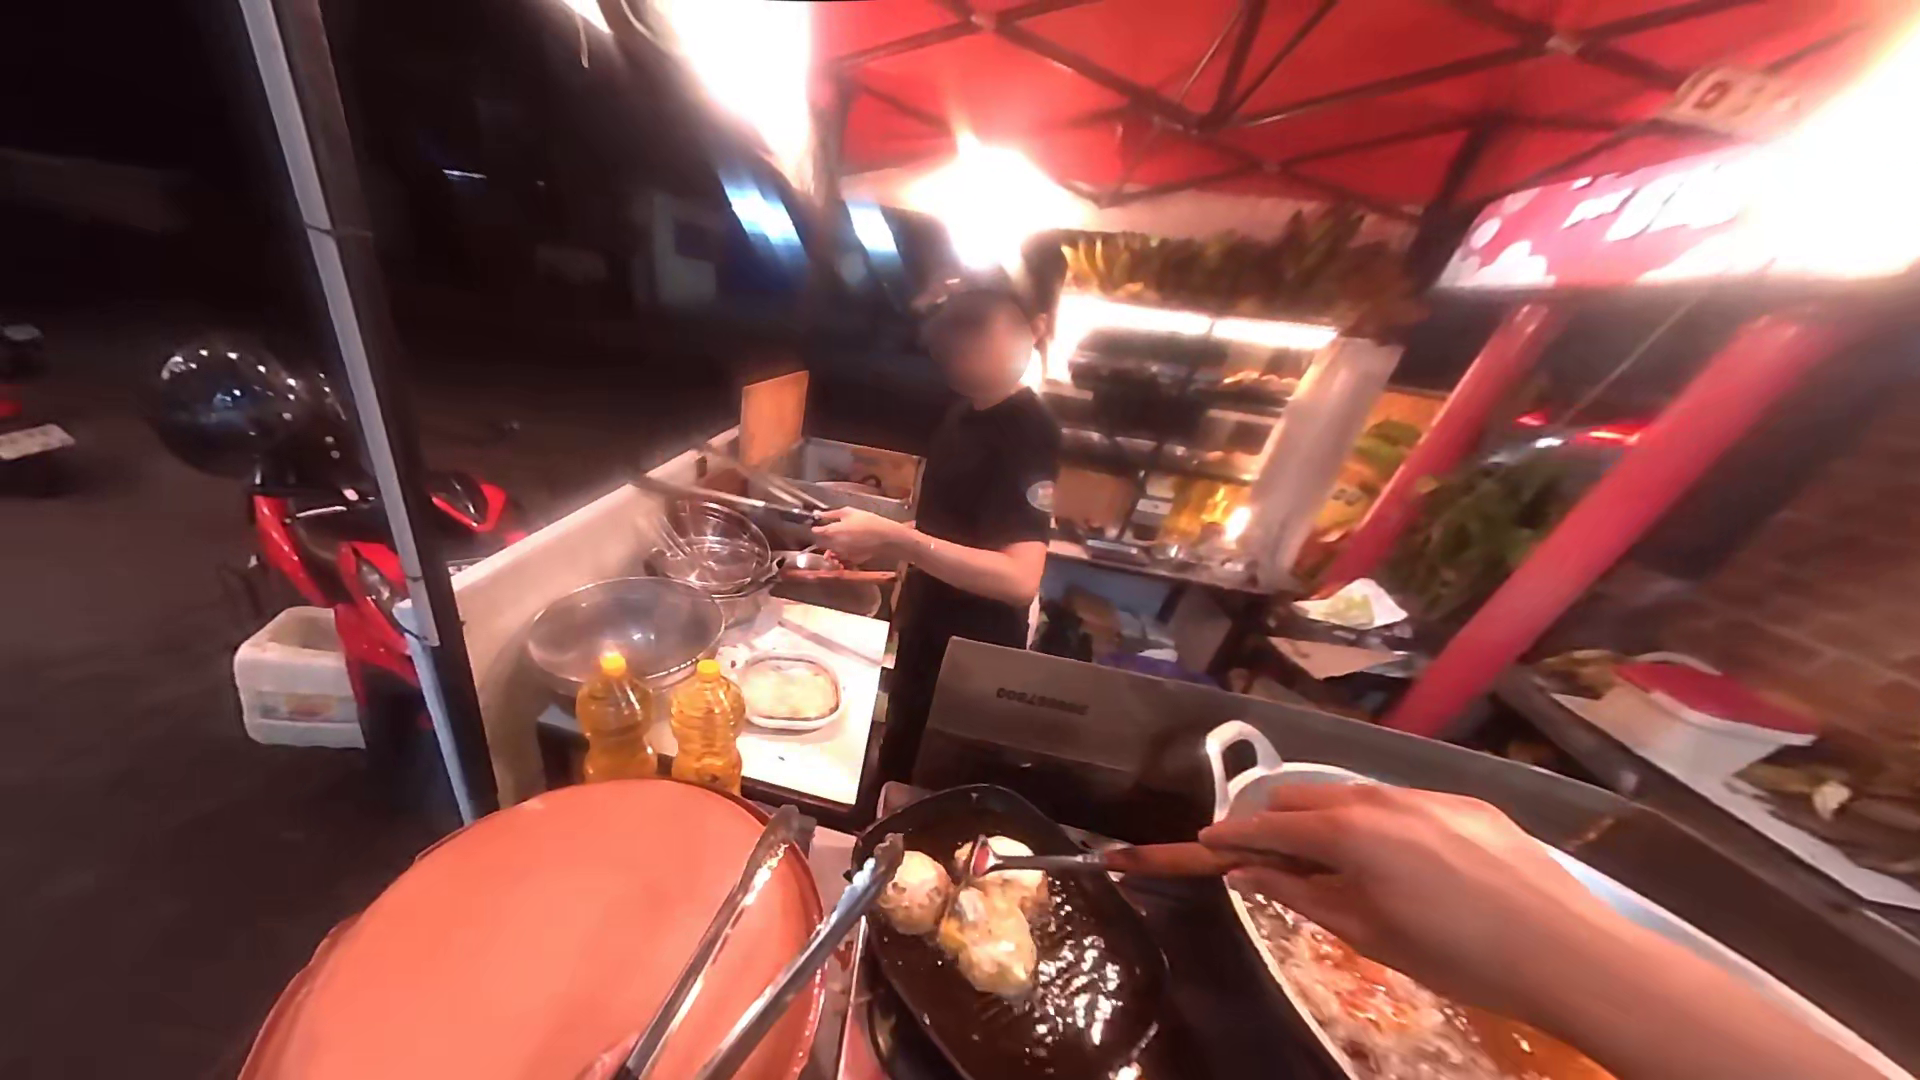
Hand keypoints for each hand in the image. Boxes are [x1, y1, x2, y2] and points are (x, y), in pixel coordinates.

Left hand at [810, 507, 907, 561]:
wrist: (884, 536)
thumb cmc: (867, 520)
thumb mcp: (849, 512)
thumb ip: (831, 514)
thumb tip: (818, 514)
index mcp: (832, 531)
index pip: (817, 532)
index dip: (816, 528)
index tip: (818, 526)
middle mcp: (834, 545)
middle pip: (821, 543)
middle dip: (823, 538)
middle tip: (831, 532)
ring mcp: (842, 554)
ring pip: (830, 552)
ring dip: (831, 547)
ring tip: (842, 539)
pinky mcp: (850, 560)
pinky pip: (841, 558)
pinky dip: (841, 554)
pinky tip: (850, 546)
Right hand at [1199, 783, 1617, 1020]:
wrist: (1578, 957)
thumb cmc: (1457, 955)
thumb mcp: (1366, 934)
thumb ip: (1297, 895)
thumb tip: (1245, 875)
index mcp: (1345, 831)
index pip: (1269, 826)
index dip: (1234, 834)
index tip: (1209, 840)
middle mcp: (1372, 796)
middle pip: (1299, 797)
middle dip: (1275, 822)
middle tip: (1275, 859)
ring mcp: (1419, 794)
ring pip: (1347, 795)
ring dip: (1327, 821)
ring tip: (1343, 861)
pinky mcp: (1461, 801)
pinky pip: (1399, 803)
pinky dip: (1379, 824)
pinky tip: (1412, 863)